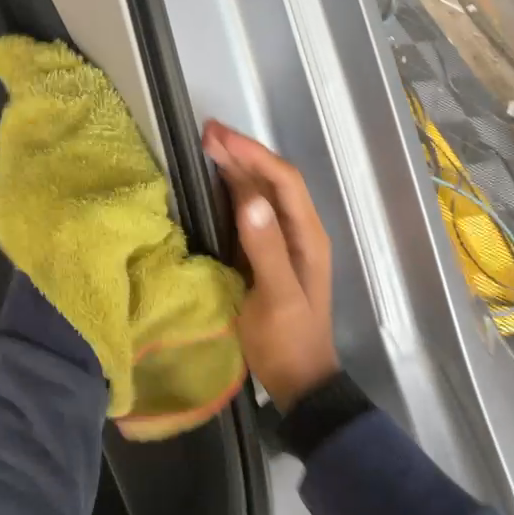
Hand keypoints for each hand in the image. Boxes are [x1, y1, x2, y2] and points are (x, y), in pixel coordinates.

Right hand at [202, 120, 338, 411]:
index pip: (283, 181)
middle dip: (243, 152)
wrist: (298, 382)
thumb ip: (265, 249)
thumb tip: (248, 198)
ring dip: (237, 166)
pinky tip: (214, 181)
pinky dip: (233, 188)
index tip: (218, 138)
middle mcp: (300, 231)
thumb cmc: (288, 342)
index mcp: (308, 236)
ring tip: (207, 145)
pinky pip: (251, 210)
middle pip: (273, 179)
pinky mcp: (266, 252)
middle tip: (205, 132)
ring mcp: (284, 241)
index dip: (253, 154)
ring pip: (263, 191)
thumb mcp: (276, 298)